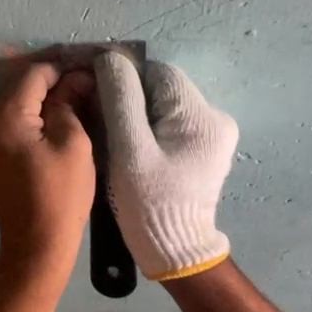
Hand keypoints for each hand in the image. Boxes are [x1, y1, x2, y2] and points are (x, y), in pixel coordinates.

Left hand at [0, 62, 95, 264]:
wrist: (34, 243)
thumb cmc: (59, 195)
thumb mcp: (73, 142)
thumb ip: (69, 103)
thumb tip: (75, 78)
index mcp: (4, 114)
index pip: (34, 73)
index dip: (64, 67)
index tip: (91, 69)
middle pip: (20, 82)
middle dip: (52, 78)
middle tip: (87, 78)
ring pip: (15, 98)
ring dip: (43, 93)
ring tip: (78, 93)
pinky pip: (11, 116)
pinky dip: (32, 110)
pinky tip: (58, 111)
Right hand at [93, 52, 238, 279]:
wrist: (175, 253)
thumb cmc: (149, 201)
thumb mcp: (128, 148)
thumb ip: (120, 98)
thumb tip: (109, 58)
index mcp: (201, 115)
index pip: (157, 73)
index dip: (123, 80)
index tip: (97, 100)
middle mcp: (214, 118)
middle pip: (161, 89)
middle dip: (129, 100)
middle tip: (103, 125)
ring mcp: (212, 136)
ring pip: (162, 106)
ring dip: (136, 115)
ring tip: (116, 141)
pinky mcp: (203, 151)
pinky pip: (168, 124)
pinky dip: (147, 130)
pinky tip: (132, 151)